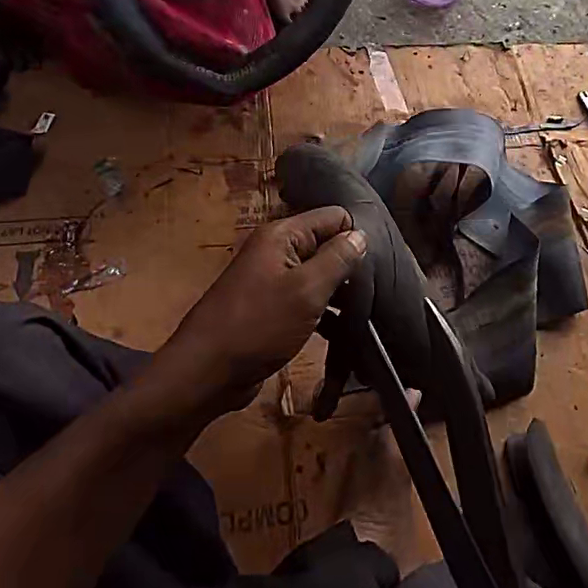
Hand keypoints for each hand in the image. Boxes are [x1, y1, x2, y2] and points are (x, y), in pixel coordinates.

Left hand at [144, 207, 366, 420]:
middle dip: (350, 269)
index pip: (332, 218)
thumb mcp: (306, 290)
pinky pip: (307, 302)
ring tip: (366, 318)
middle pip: (327, 246)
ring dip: (340, 296)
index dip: (356, 237)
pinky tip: (344, 335)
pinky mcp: (272, 309)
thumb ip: (336, 259)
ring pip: (319, 277)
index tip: (379, 267)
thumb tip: (360, 234)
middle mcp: (277, 251)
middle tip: (376, 296)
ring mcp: (273, 281)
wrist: (208, 369)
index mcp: (282, 236)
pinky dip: (324, 315)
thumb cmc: (258, 325)